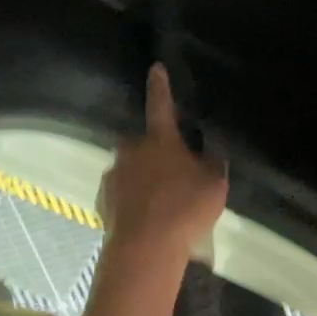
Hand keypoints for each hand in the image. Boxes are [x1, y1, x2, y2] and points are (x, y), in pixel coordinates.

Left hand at [98, 64, 228, 255]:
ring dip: (143, 180)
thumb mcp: (214, 184)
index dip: (160, 86)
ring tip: (161, 206)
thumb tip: (210, 152)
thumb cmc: (184, 208)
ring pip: (131, 170)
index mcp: (159, 139)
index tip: (155, 67)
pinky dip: (132, 202)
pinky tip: (146, 220)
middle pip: (144, 144)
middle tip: (173, 175)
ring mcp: (113, 175)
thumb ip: (212, 163)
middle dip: (155, 153)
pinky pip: (122, 194)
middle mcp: (131, 150)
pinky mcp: (102, 201)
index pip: (161, 105)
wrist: (145, 248)